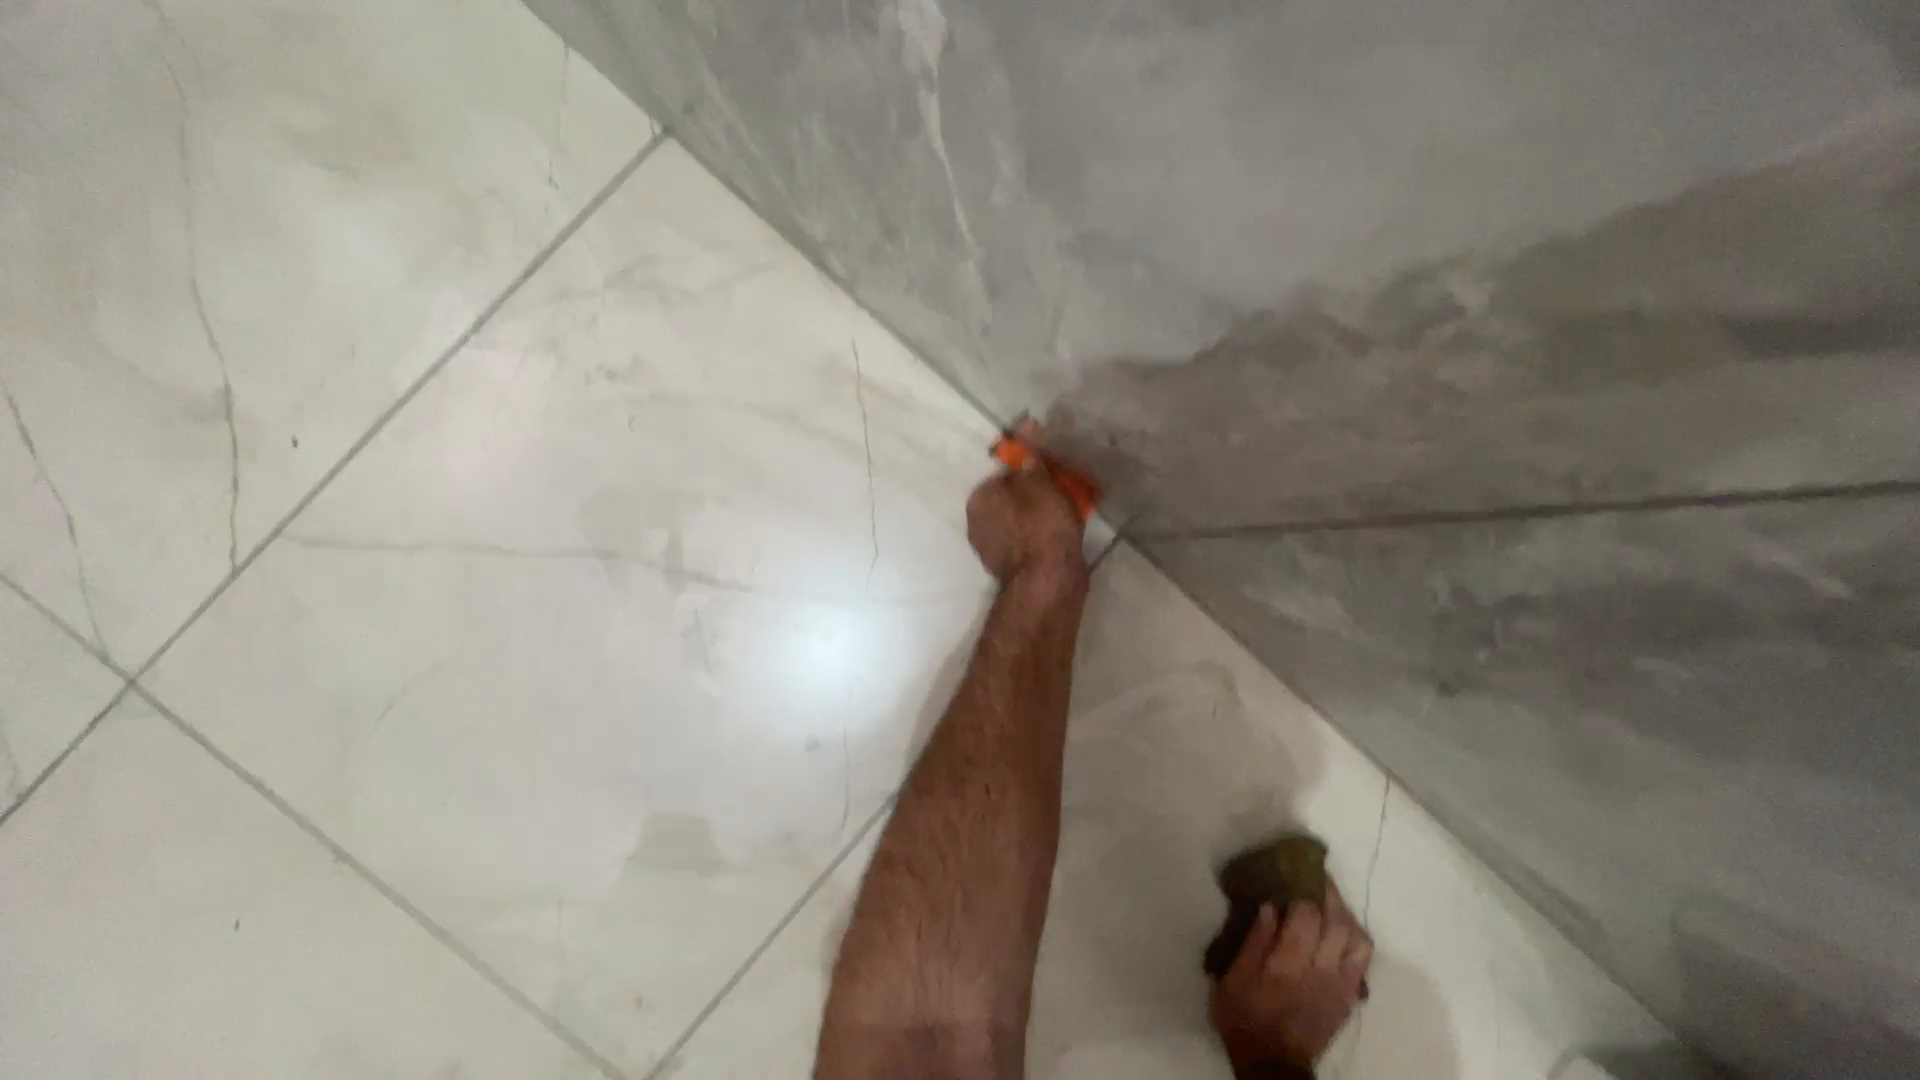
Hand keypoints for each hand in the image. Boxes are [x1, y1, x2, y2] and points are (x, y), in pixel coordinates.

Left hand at [966, 464, 1086, 592]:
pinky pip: (1023, 543)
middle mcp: (975, 524)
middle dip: (1028, 498)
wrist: (1048, 579)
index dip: (1025, 475)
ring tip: (1062, 516)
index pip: (1000, 477)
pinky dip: (1036, 539)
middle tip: (1057, 495)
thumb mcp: (1042, 486)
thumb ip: (1031, 469)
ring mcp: (989, 549)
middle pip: (1007, 501)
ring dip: (1033, 519)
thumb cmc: (1042, 525)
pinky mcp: (1006, 569)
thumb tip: (1025, 460)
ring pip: (1015, 523)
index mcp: (978, 499)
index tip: (1047, 477)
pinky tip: (1056, 538)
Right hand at [1210, 884, 1372, 1074]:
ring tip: (1330, 903)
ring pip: (1358, 940)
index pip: (1308, 916)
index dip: (1304, 890)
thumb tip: (1269, 906)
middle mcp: (1321, 971)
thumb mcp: (1234, 978)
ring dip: (1346, 916)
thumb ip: (1254, 941)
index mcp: (1288, 964)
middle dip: (1329, 895)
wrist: (1271, 1063)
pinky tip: (1339, 932)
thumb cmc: (1243, 1016)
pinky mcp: (1348, 997)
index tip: (1296, 872)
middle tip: (1316, 878)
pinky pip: (1362, 961)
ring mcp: (1340, 985)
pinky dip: (1354, 939)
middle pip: (1339, 922)